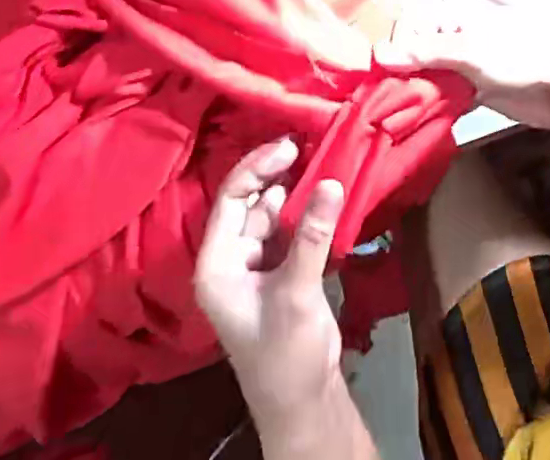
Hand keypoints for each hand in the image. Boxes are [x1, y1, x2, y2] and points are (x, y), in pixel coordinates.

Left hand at [194, 138, 345, 412]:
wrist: (305, 404)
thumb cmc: (286, 355)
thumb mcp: (297, 292)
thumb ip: (312, 235)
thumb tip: (332, 181)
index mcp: (217, 264)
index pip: (231, 201)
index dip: (257, 168)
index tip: (288, 147)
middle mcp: (231, 258)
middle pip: (249, 202)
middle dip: (275, 173)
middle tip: (305, 145)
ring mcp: (256, 263)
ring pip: (271, 212)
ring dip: (293, 188)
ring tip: (317, 159)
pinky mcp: (280, 269)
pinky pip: (289, 228)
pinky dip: (305, 209)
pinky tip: (322, 191)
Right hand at [375, 0, 549, 130]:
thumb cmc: (520, 57)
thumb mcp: (470, 52)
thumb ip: (425, 53)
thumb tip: (378, 53)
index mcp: (455, 15)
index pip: (410, 25)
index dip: (396, 47)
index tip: (383, 74)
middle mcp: (455, 35)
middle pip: (415, 50)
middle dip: (401, 71)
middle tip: (385, 98)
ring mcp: (464, 62)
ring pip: (426, 73)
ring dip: (413, 90)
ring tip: (396, 111)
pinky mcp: (472, 87)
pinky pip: (441, 92)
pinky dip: (430, 103)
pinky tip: (416, 118)